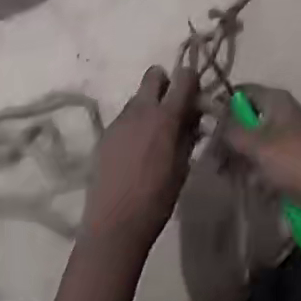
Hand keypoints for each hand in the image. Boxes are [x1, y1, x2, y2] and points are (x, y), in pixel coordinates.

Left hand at [81, 64, 199, 249]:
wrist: (114, 226)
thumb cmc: (157, 199)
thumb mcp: (183, 165)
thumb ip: (189, 134)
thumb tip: (194, 117)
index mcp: (165, 116)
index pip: (184, 76)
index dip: (192, 81)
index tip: (196, 98)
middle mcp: (141, 110)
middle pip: (154, 74)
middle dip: (166, 84)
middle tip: (173, 110)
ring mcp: (119, 121)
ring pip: (138, 97)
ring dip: (150, 106)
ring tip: (153, 137)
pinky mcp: (105, 134)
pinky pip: (124, 117)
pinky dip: (134, 125)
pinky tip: (135, 152)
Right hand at [221, 85, 300, 207]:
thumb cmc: (292, 160)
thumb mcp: (255, 144)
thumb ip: (230, 130)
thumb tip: (212, 118)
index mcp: (275, 99)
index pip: (241, 91)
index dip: (222, 105)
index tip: (205, 124)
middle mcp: (280, 112)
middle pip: (246, 117)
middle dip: (229, 137)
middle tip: (214, 157)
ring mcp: (286, 135)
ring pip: (253, 140)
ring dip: (239, 156)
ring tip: (226, 173)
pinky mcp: (289, 158)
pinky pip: (264, 158)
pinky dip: (253, 169)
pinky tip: (245, 183)